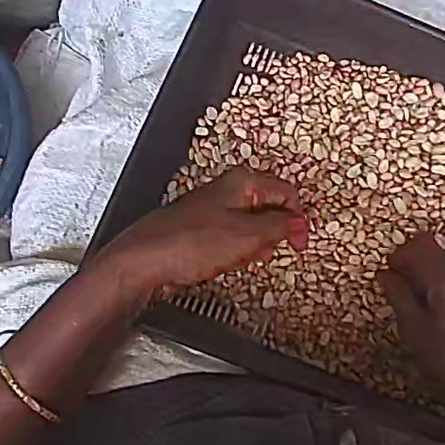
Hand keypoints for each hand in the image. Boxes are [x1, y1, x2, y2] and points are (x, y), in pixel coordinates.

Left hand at [96, 166, 309, 298]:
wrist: (145, 260)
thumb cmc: (190, 243)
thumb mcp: (248, 236)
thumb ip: (280, 226)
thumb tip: (298, 222)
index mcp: (243, 182)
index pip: (287, 194)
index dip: (298, 220)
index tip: (300, 244)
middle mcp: (228, 190)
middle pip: (270, 209)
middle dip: (273, 235)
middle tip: (265, 252)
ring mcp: (214, 209)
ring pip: (251, 227)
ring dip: (253, 246)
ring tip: (238, 258)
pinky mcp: (203, 229)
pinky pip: (232, 238)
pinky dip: (235, 252)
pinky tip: (224, 262)